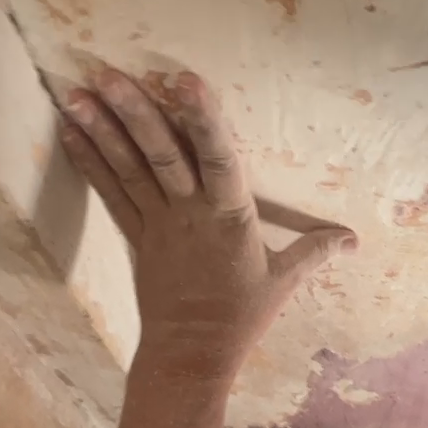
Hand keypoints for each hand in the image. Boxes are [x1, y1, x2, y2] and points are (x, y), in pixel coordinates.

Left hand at [59, 66, 356, 382]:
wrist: (191, 355)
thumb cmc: (241, 317)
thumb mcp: (284, 281)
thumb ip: (316, 251)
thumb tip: (356, 239)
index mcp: (230, 217)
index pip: (221, 159)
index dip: (204, 120)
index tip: (185, 81)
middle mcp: (190, 214)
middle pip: (163, 157)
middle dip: (137, 114)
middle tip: (109, 72)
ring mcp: (157, 225)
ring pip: (129, 171)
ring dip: (104, 130)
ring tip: (78, 92)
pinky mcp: (136, 237)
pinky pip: (111, 195)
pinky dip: (90, 163)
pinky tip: (71, 132)